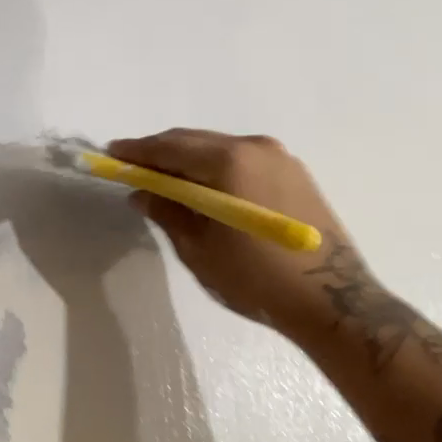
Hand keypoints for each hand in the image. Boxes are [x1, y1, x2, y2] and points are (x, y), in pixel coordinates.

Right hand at [108, 129, 356, 338]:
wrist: (331, 300)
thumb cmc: (255, 277)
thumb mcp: (199, 249)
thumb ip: (168, 212)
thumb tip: (143, 192)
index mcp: (229, 161)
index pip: (170, 147)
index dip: (137, 152)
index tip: (111, 154)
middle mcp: (256, 148)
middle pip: (195, 141)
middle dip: (160, 153)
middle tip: (131, 168)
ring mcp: (281, 159)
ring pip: (219, 149)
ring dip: (188, 160)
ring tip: (164, 180)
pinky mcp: (295, 175)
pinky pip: (242, 161)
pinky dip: (215, 168)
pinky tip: (203, 189)